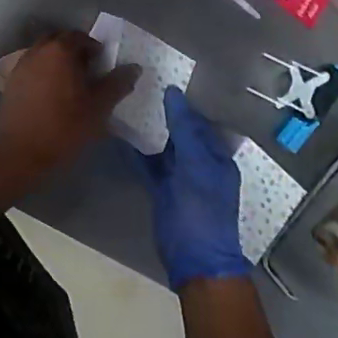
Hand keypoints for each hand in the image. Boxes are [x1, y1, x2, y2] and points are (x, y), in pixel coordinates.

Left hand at [0, 31, 138, 176]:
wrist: (21, 152)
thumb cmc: (64, 127)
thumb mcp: (99, 107)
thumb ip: (118, 84)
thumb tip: (134, 67)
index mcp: (60, 51)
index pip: (81, 37)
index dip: (95, 49)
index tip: (103, 67)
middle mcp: (38, 51)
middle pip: (60, 41)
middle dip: (75, 51)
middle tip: (88, 73)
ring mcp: (21, 65)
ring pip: (44, 53)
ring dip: (58, 61)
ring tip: (70, 85)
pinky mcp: (11, 82)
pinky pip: (32, 67)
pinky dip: (44, 72)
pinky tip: (51, 95)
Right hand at [123, 87, 251, 290]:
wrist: (195, 259)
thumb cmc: (202, 211)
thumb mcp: (196, 167)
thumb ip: (185, 131)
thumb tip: (175, 94)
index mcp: (216, 156)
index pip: (200, 121)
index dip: (183, 103)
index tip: (161, 79)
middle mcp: (200, 163)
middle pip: (181, 132)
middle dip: (164, 113)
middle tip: (139, 88)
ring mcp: (180, 178)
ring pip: (164, 147)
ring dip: (149, 131)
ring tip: (128, 107)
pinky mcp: (162, 190)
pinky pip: (150, 165)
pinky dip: (137, 153)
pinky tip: (121, 137)